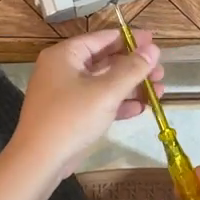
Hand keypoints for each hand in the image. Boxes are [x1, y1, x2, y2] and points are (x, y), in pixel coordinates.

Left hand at [8, 28, 163, 180]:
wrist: (39, 161)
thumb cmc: (71, 118)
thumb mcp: (106, 92)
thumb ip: (132, 69)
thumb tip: (154, 49)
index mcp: (65, 55)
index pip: (102, 38)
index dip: (130, 39)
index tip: (154, 41)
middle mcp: (63, 69)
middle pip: (105, 60)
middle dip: (134, 67)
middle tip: (161, 72)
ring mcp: (65, 92)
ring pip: (103, 83)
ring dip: (130, 87)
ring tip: (158, 92)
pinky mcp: (69, 113)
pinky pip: (97, 101)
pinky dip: (117, 104)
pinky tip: (140, 109)